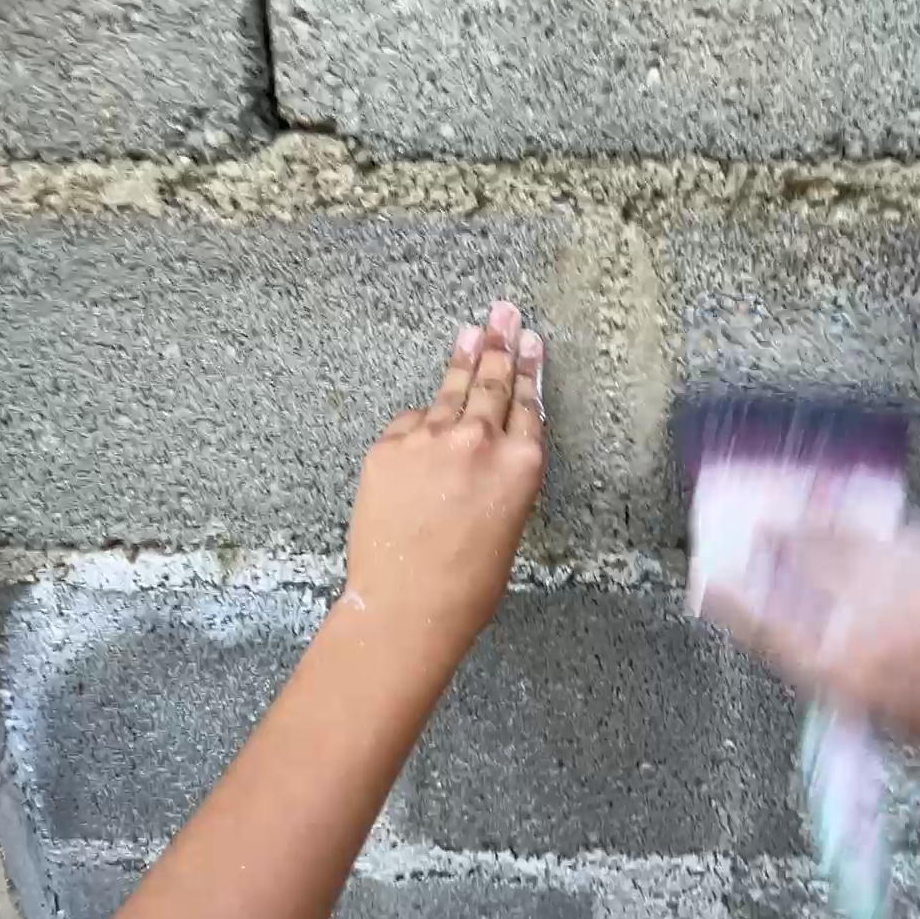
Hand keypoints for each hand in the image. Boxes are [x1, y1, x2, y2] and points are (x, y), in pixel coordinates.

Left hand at [343, 300, 546, 637]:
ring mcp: (431, 438)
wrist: (408, 605)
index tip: (529, 343)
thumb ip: (502, 472)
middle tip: (504, 313)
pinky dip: (420, 424)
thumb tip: (487, 444)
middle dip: (500, 343)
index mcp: (521, 464)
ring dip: (463, 358)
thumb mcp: (509, 520)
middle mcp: (481, 440)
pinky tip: (424, 425)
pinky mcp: (390, 445)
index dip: (529, 369)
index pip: (528, 402)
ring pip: (451, 390)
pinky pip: (410, 422)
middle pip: (493, 381)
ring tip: (472, 331)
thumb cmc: (469, 581)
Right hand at [699, 526, 919, 770]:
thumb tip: (810, 633)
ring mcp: (912, 577)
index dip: (735, 601)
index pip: (771, 628)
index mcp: (851, 671)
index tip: (712, 580)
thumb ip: (843, 669)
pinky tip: (870, 534)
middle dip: (776, 541)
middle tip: (759, 526)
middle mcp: (873, 617)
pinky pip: (897, 536)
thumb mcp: (889, 718)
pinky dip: (877, 536)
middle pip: (805, 565)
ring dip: (817, 526)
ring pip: (846, 539)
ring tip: (799, 514)